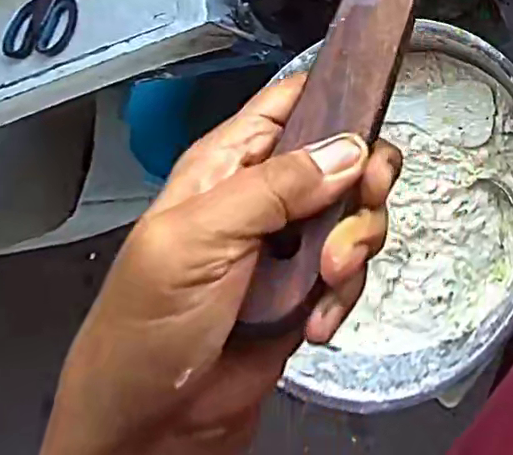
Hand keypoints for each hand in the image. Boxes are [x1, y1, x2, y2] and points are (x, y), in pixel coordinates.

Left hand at [41, 75, 402, 454]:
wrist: (146, 436)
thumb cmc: (141, 332)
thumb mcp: (195, 242)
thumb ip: (271, 189)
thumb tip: (346, 150)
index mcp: (231, 162)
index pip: (292, 100)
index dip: (334, 92)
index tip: (371, 109)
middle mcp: (267, 192)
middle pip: (343, 153)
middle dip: (363, 177)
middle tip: (362, 203)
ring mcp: (290, 239)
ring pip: (356, 209)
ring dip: (357, 242)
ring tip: (327, 277)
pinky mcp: (307, 285)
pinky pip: (353, 267)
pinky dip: (346, 291)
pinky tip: (316, 319)